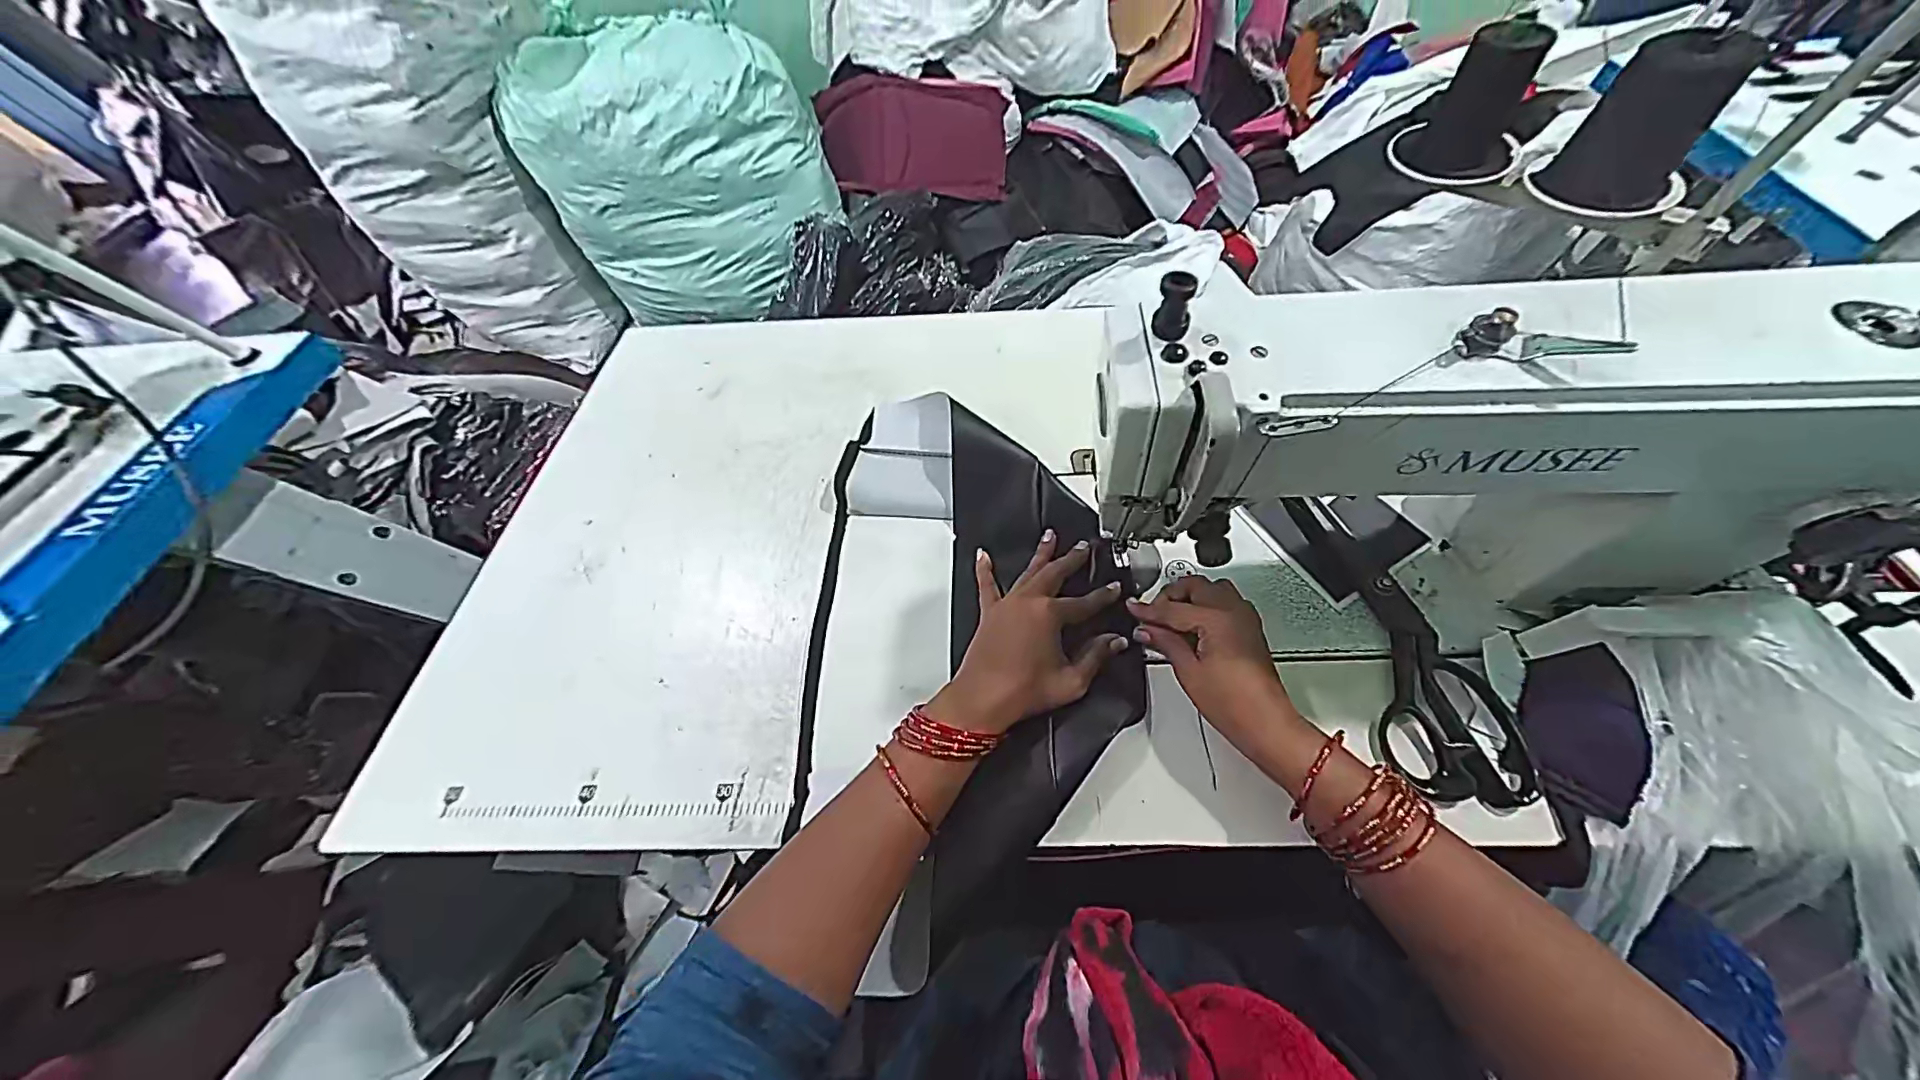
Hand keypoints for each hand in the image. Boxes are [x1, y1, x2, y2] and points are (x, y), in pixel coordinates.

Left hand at [928, 530, 1129, 735]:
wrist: (982, 700)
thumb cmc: (1020, 691)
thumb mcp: (1071, 680)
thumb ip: (1095, 657)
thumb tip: (1113, 643)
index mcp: (1049, 615)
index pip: (1084, 602)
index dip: (1103, 596)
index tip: (1113, 589)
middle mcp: (1027, 603)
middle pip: (1055, 573)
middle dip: (1072, 558)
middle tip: (1084, 547)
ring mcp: (1006, 606)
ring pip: (1027, 571)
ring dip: (1041, 554)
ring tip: (1049, 537)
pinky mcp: (989, 614)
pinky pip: (987, 585)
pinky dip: (985, 570)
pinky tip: (982, 556)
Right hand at [1127, 576, 1295, 741]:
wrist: (1265, 723)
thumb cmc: (1236, 704)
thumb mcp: (1188, 671)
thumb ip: (1166, 642)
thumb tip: (1148, 630)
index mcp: (1218, 619)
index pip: (1173, 607)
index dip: (1148, 610)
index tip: (1133, 609)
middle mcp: (1235, 612)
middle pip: (1195, 586)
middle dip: (1169, 596)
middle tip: (1151, 614)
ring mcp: (1246, 619)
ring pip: (1212, 589)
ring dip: (1189, 598)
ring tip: (1170, 619)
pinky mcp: (1250, 629)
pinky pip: (1225, 603)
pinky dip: (1206, 607)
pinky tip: (1192, 627)